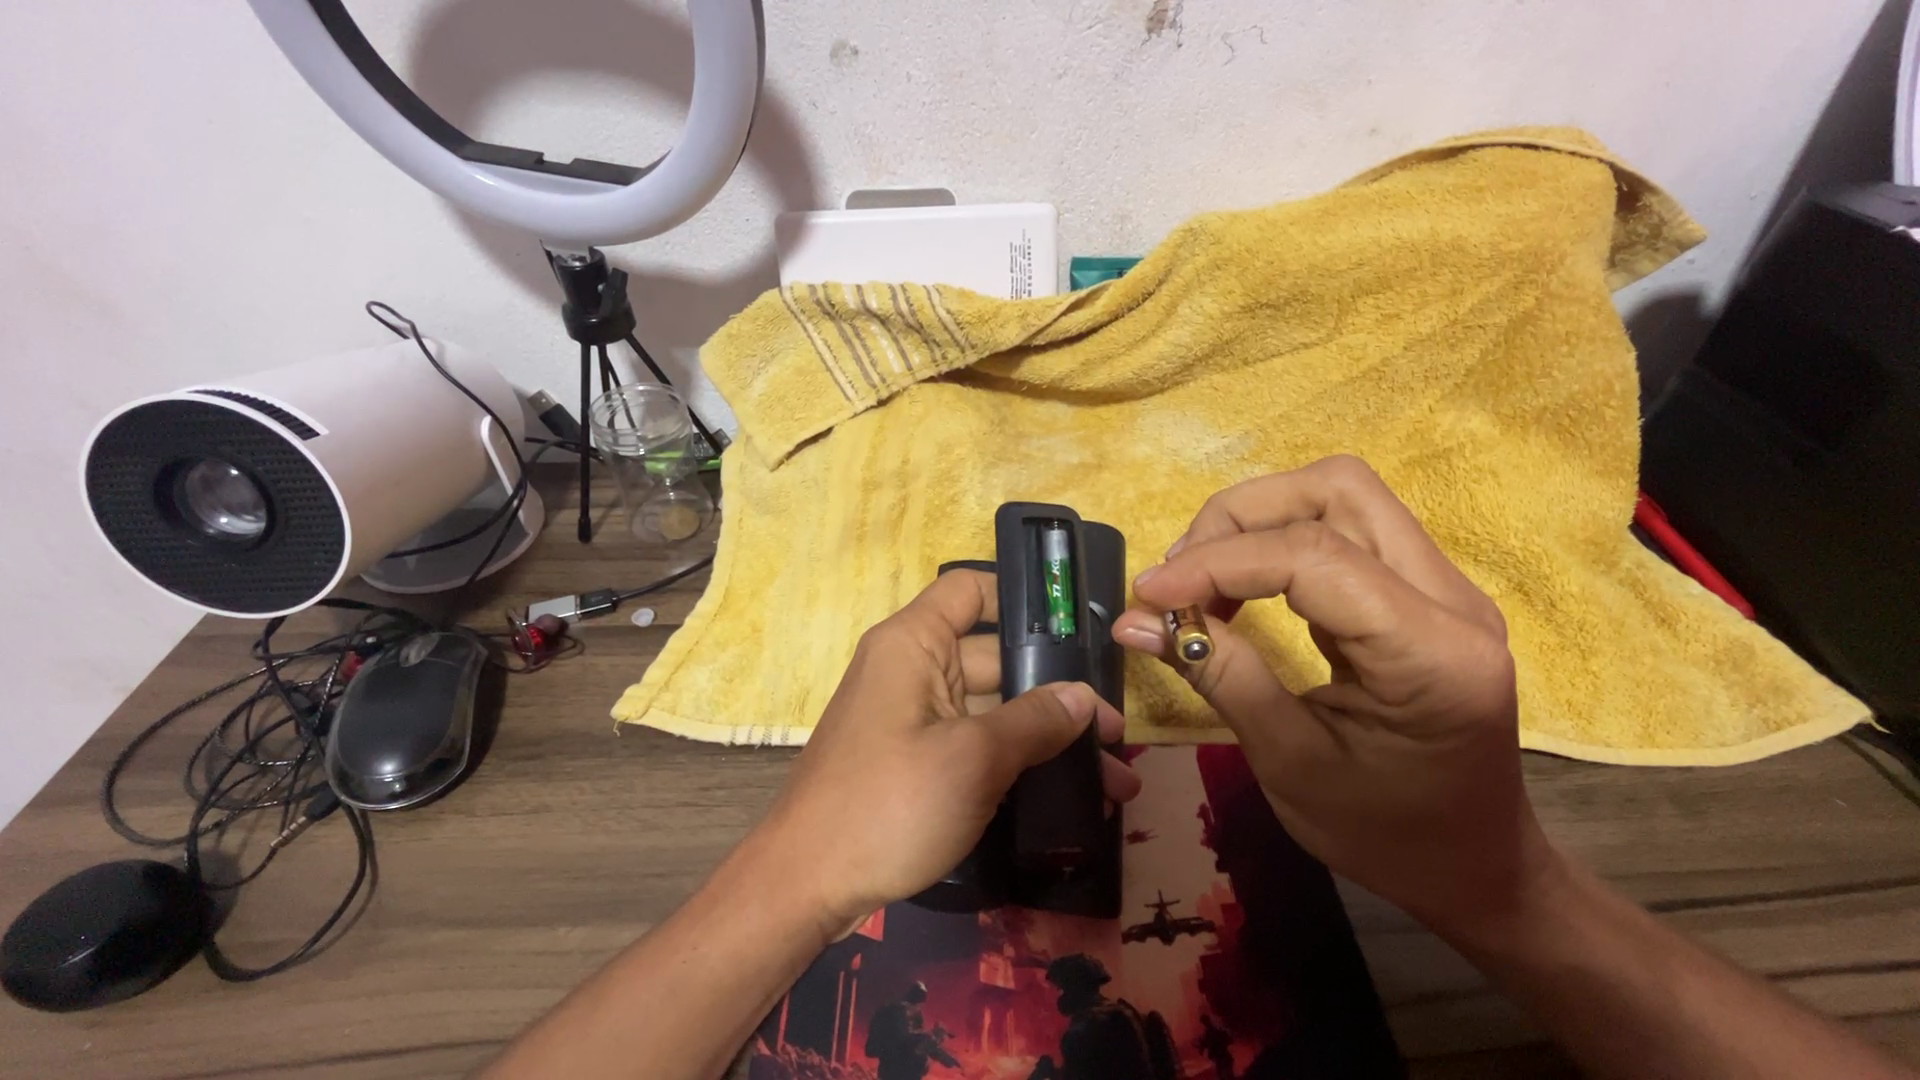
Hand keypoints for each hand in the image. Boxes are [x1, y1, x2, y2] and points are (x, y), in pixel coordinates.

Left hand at [755, 570, 1140, 933]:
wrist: (807, 886)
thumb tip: (1084, 698)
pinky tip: (1072, 800)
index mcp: (913, 644)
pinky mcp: (920, 763)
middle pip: (997, 659)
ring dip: (1049, 740)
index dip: (1024, 601)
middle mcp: (914, 671)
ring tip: (1114, 779)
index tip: (1080, 632)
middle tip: (1118, 733)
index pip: (972, 591)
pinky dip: (1019, 765)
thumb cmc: (888, 804)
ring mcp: (917, 721)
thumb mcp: (972, 758)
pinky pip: (978, 747)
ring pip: (995, 712)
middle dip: (1059, 692)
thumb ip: (1034, 721)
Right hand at [1113, 456, 1554, 935]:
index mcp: (1431, 654)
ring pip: (1340, 497)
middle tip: (1178, 576)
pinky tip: (1239, 591)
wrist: (1473, 866)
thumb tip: (1134, 621)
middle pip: (1337, 490)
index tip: (1148, 594)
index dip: (1218, 563)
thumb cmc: (1384, 834)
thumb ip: (1218, 675)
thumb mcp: (1288, 762)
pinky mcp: (1423, 592)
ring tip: (1201, 579)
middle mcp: (1451, 598)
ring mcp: (1444, 588)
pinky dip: (1276, 545)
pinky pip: (1343, 531)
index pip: (1313, 558)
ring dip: (1256, 523)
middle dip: (1239, 516)